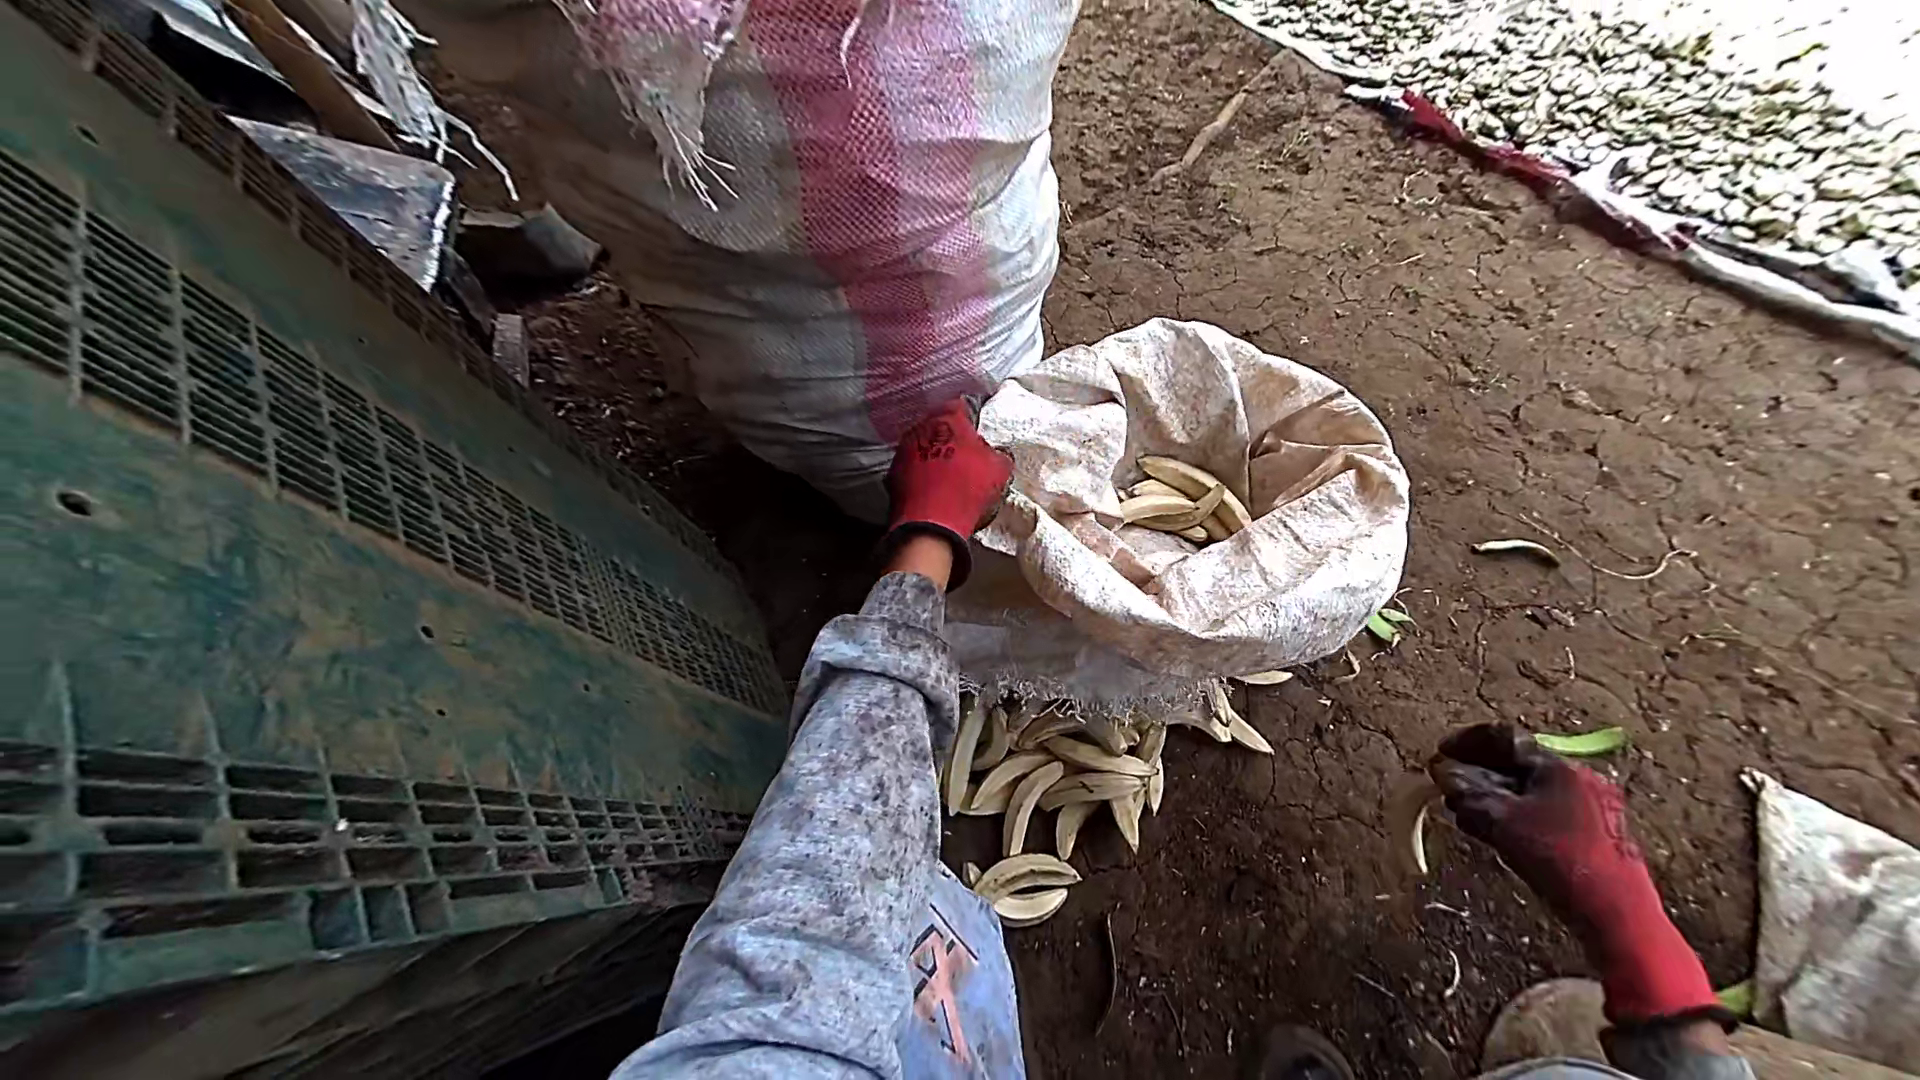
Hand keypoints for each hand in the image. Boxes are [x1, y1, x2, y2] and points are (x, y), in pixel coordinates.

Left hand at [883, 399, 1011, 589]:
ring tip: (947, 476)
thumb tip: (999, 455)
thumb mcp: (999, 470)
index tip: (976, 431)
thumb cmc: (966, 489)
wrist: (931, 523)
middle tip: (963, 455)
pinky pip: (910, 469)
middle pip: (937, 426)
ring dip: (932, 455)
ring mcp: (903, 451)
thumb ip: (999, 454)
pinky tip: (931, 490)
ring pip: (921, 446)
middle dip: (949, 437)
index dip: (970, 419)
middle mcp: (921, 428)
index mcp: (948, 418)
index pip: (960, 406)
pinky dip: (918, 476)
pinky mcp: (892, 474)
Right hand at [1428, 725, 1723, 1026]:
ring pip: (1524, 789)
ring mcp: (1592, 811)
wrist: (1626, 927)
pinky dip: (1510, 815)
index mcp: (1562, 770)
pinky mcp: (1594, 838)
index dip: (1462, 741)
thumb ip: (1462, 790)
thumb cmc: (1563, 866)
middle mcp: (1581, 783)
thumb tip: (1435, 769)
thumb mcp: (1499, 822)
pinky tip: (1493, 834)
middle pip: (1512, 763)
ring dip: (1490, 796)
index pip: (1502, 737)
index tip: (1434, 753)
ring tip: (1465, 814)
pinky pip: (1539, 811)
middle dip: (1474, 771)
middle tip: (1445, 786)